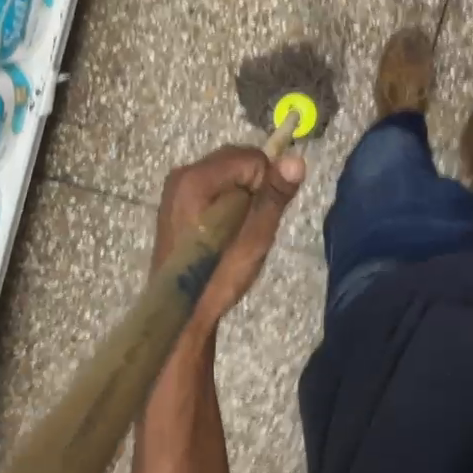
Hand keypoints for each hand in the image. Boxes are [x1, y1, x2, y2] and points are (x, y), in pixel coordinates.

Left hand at [151, 146, 305, 334]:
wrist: (182, 313)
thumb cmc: (220, 276)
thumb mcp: (255, 236)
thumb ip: (275, 194)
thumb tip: (296, 160)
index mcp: (198, 177)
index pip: (253, 158)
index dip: (265, 186)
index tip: (258, 219)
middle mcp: (183, 172)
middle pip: (238, 160)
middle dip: (254, 187)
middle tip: (250, 225)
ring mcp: (176, 186)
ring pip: (228, 172)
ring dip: (243, 194)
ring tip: (237, 230)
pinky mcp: (176, 199)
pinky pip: (214, 184)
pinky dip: (228, 199)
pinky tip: (225, 229)